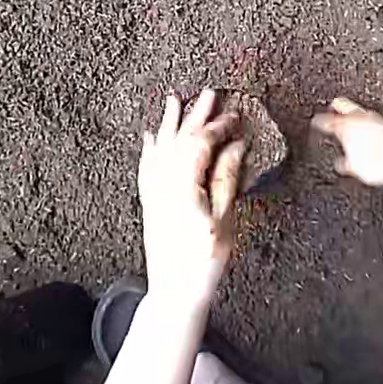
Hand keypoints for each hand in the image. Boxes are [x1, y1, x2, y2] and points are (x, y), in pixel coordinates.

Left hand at [138, 89, 245, 304]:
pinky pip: (146, 164)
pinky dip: (150, 147)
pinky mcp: (149, 198)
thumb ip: (226, 177)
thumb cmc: (202, 258)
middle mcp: (164, 180)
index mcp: (184, 183)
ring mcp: (153, 189)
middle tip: (208, 93)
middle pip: (181, 138)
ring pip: (161, 146)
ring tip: (173, 100)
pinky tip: (151, 136)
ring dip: (169, 122)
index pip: (203, 143)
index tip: (235, 116)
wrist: (174, 289)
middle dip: (196, 114)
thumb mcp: (223, 218)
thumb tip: (235, 146)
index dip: (220, 126)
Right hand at [311, 97, 382, 187]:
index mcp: (347, 125)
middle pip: (342, 104)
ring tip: (349, 125)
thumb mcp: (355, 167)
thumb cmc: (381, 165)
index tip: (316, 122)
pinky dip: (366, 124)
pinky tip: (368, 134)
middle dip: (335, 107)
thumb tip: (340, 162)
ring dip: (352, 116)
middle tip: (331, 111)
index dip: (319, 121)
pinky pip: (372, 119)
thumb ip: (344, 161)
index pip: (327, 119)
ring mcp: (376, 119)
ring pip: (358, 111)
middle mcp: (362, 118)